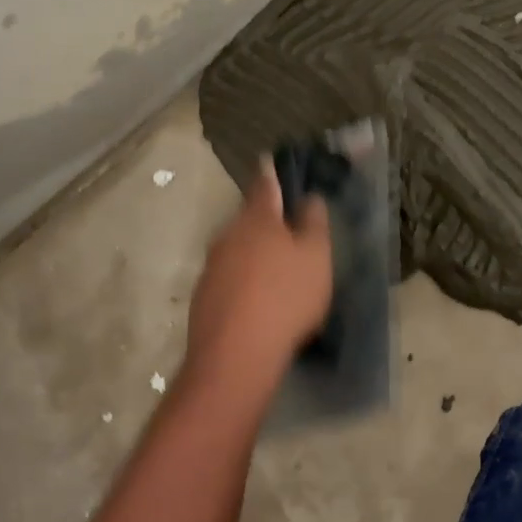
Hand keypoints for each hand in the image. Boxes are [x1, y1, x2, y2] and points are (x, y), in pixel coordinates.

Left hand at [186, 158, 332, 379]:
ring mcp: (211, 269)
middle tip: (293, 233)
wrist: (236, 357)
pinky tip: (261, 304)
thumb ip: (314, 223)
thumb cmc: (286, 297)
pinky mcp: (204, 300)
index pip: (265, 185)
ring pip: (238, 251)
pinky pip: (230, 280)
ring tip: (281, 274)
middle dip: (268, 223)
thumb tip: (309, 198)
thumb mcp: (317, 256)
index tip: (275, 164)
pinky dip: (246, 284)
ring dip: (257, 256)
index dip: (273, 174)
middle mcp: (227, 236)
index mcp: (257, 219)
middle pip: (250, 220)